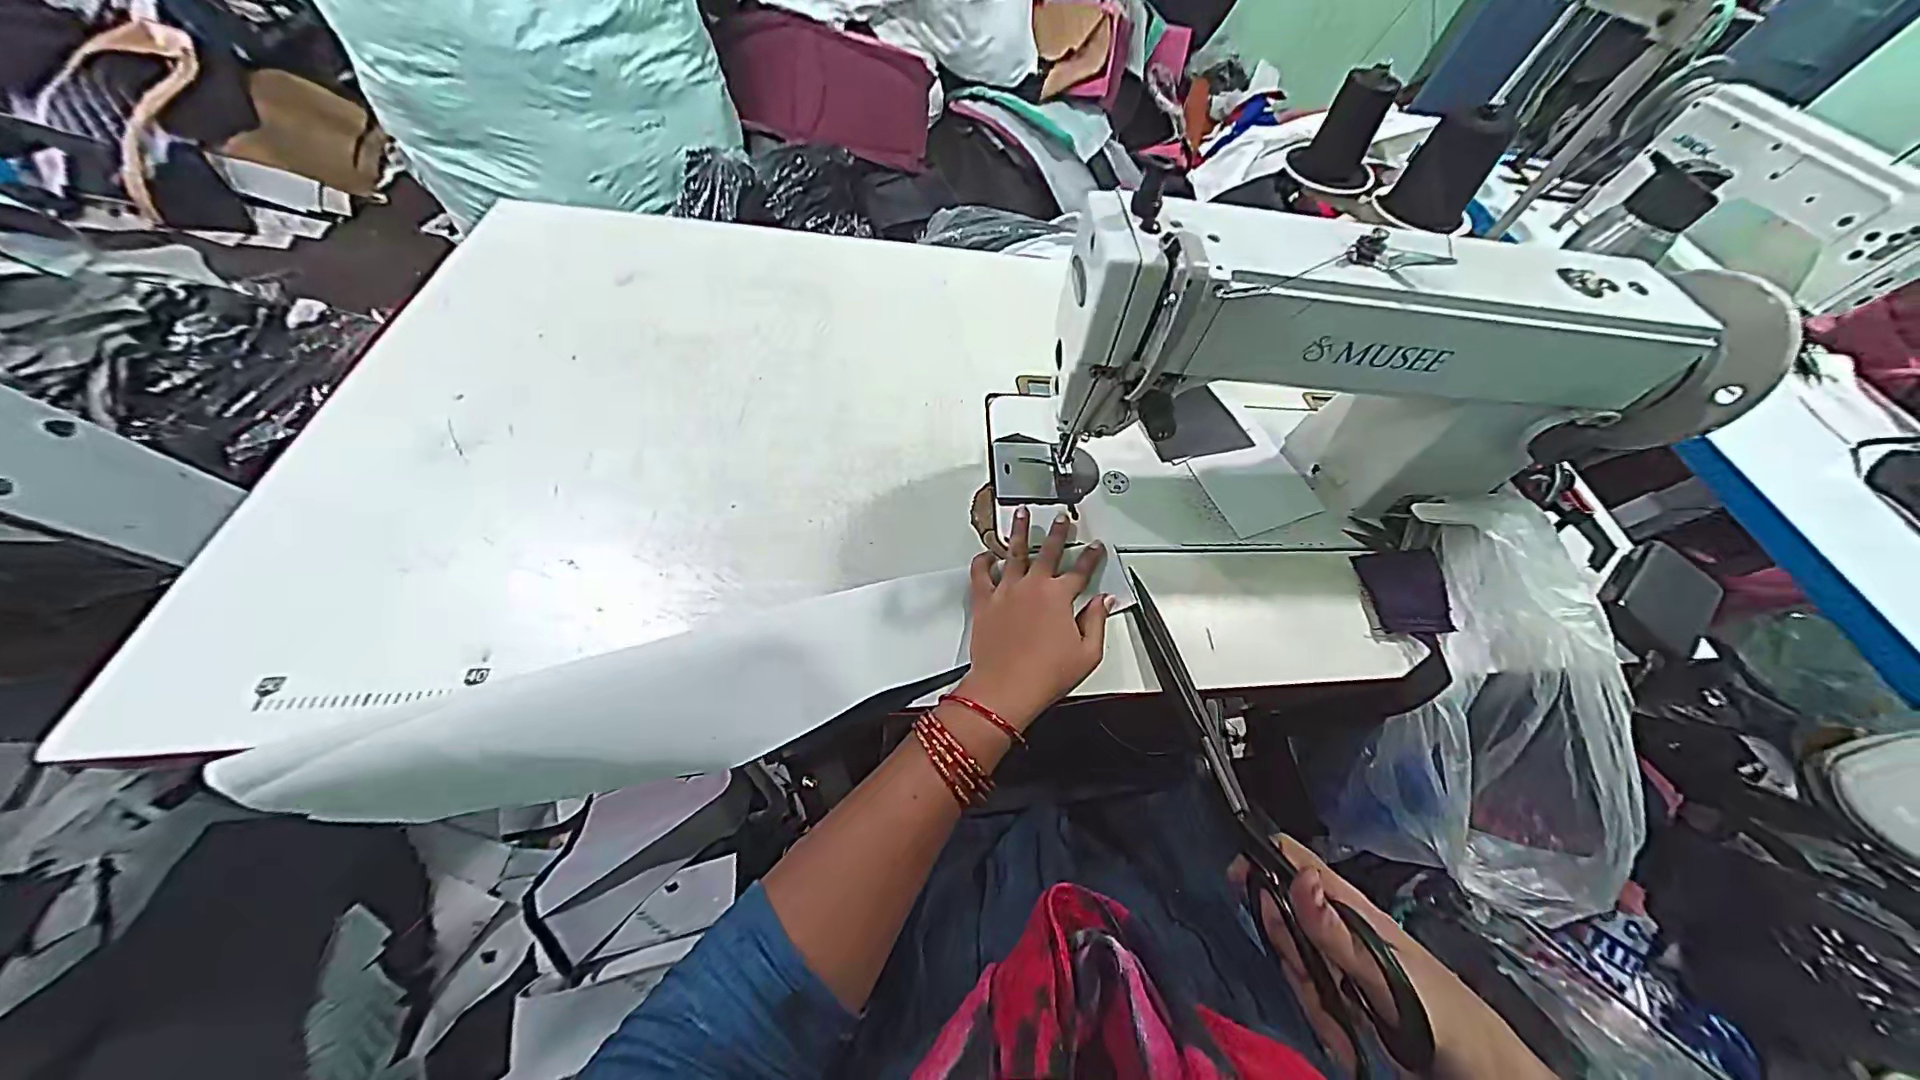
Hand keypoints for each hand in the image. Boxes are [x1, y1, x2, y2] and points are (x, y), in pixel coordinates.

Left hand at [958, 508, 1112, 729]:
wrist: (1006, 688)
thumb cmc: (1044, 675)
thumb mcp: (1087, 653)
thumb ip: (1097, 622)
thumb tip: (1104, 602)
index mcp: (1059, 597)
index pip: (1081, 570)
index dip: (1091, 557)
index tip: (1096, 547)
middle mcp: (1032, 587)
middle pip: (1049, 551)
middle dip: (1059, 532)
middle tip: (1062, 519)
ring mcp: (1006, 591)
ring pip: (1014, 552)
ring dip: (1020, 531)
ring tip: (1022, 514)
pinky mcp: (985, 601)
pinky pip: (981, 573)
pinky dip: (983, 560)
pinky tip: (987, 553)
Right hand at [1237, 836, 1551, 1078]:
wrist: (1480, 1072)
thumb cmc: (1439, 1010)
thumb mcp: (1383, 968)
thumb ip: (1335, 927)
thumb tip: (1297, 874)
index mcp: (1348, 904)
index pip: (1291, 859)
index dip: (1260, 860)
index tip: (1239, 883)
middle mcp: (1337, 924)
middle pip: (1281, 912)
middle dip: (1286, 948)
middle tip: (1309, 975)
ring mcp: (1338, 958)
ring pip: (1291, 957)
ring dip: (1308, 992)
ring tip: (1340, 1022)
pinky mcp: (1340, 992)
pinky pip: (1308, 992)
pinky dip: (1321, 1017)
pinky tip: (1344, 1036)